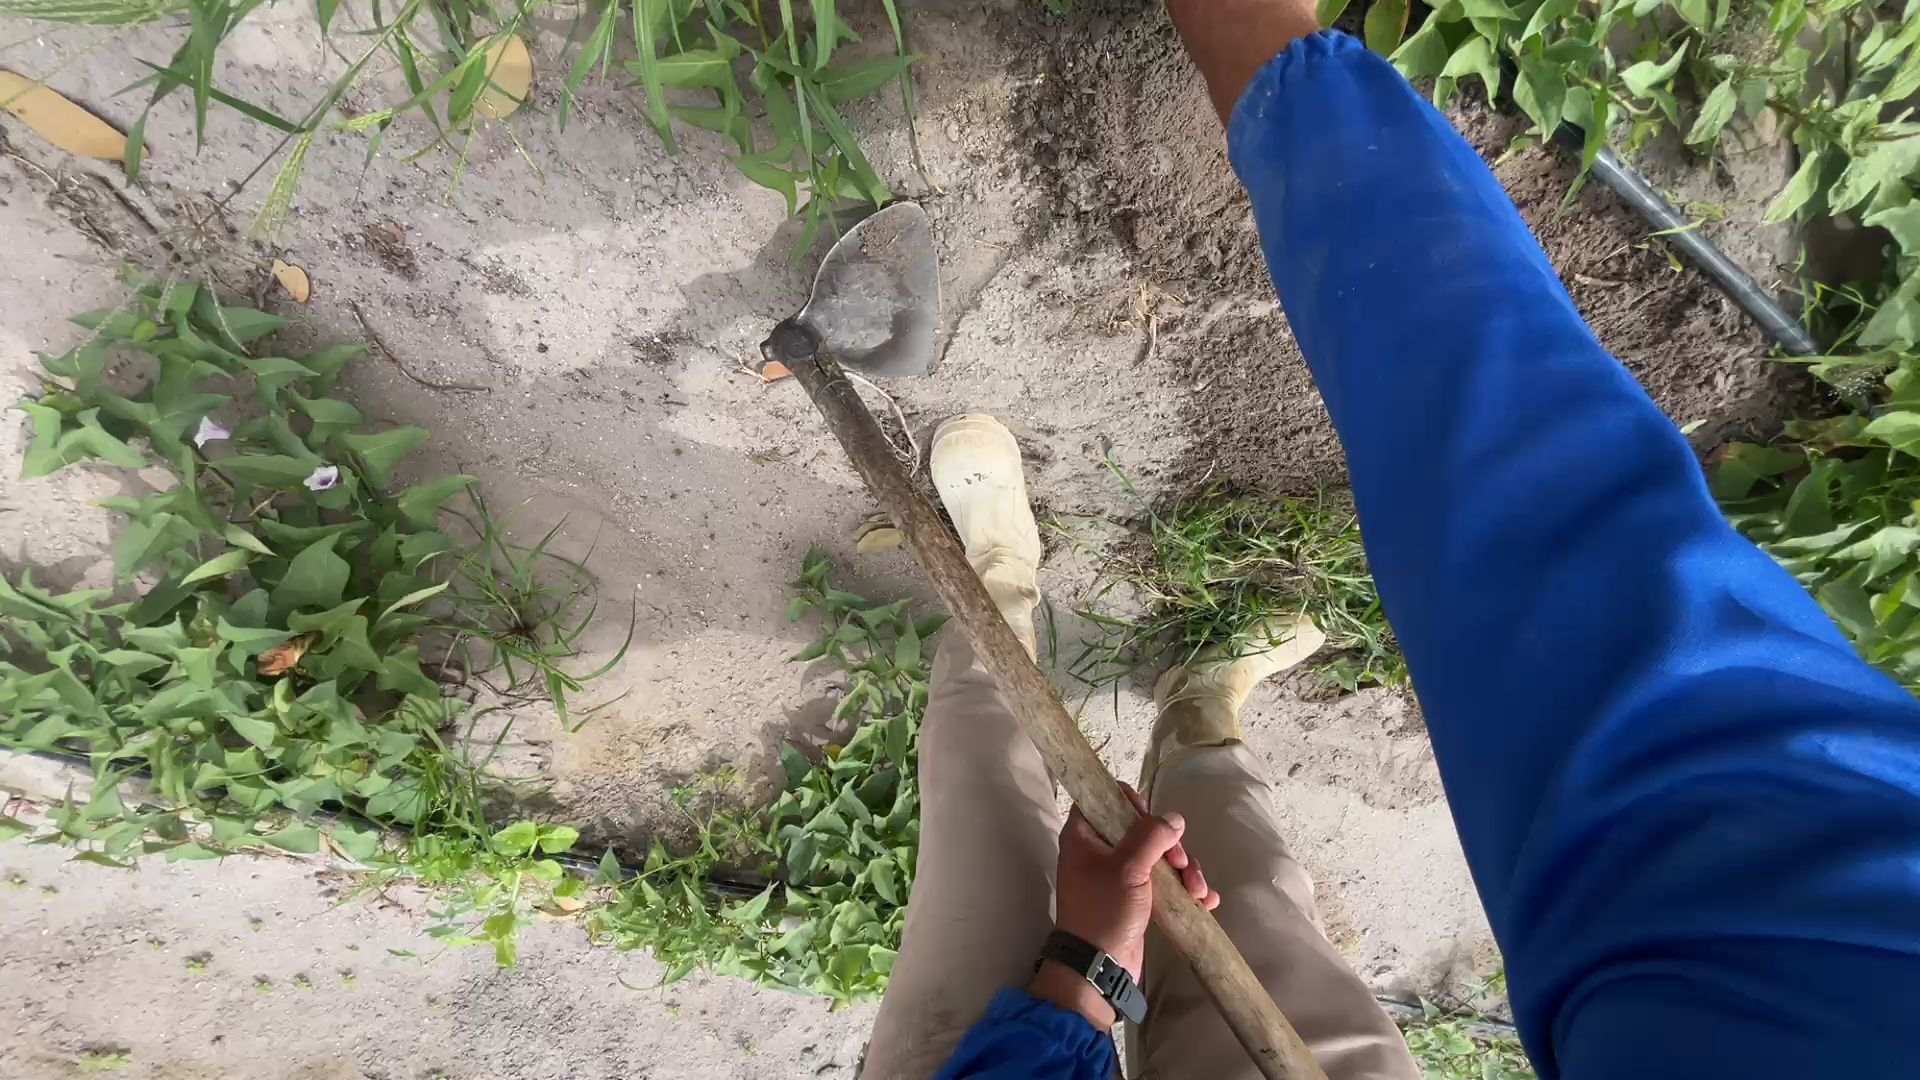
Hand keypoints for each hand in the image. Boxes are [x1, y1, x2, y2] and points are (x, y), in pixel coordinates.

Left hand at [1027, 783, 1220, 1028]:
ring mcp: (1119, 875)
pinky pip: (1163, 882)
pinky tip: (1204, 900)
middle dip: (1169, 844)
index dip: (1130, 802)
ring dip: (1183, 869)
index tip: (1151, 818)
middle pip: (1140, 828)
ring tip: (1197, 890)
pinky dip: (1183, 888)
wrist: (1099, 969)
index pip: (1104, 799)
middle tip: (1180, 863)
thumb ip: (1151, 837)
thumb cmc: (1104, 909)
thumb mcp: (1127, 868)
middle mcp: (1099, 850)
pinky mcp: (1136, 898)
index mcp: (1084, 834)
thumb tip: (1174, 818)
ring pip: (1157, 855)